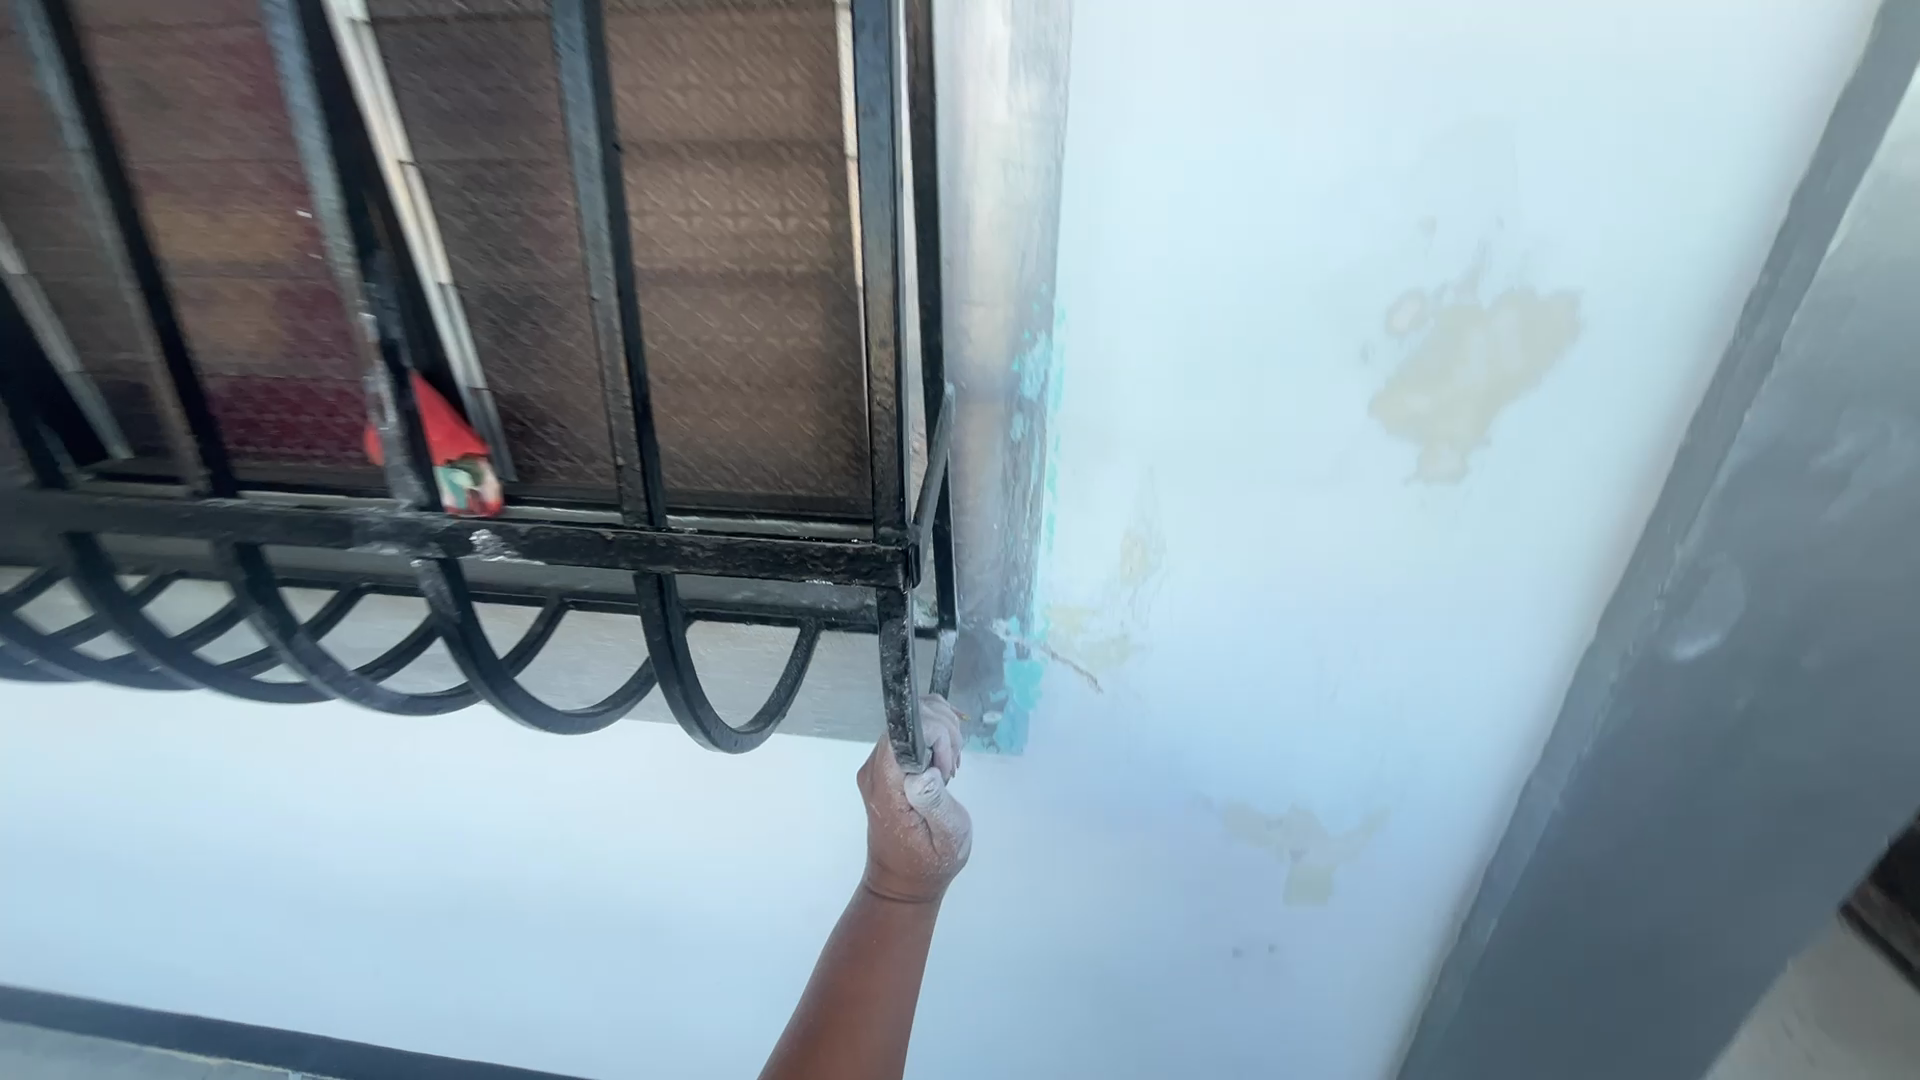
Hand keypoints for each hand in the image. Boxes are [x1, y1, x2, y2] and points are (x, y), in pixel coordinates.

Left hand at [856, 695, 971, 903]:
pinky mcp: (887, 764)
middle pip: (910, 718)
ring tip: (950, 767)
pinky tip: (945, 758)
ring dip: (942, 733)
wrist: (904, 882)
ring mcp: (879, 764)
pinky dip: (936, 735)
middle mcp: (875, 768)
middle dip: (944, 731)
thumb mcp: (946, 837)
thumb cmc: (929, 864)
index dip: (935, 733)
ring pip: (912, 719)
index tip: (949, 766)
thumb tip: (924, 770)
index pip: (904, 730)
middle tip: (954, 768)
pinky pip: (911, 731)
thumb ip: (935, 801)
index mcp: (886, 784)